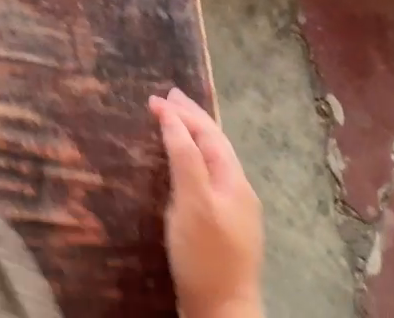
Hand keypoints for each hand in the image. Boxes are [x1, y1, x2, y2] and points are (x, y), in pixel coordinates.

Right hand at [149, 88, 264, 317]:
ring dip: (193, 138)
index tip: (154, 98)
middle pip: (215, 145)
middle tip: (169, 97)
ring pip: (214, 162)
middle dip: (192, 118)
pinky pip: (209, 180)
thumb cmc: (205, 255)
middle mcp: (239, 191)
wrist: (223, 312)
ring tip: (174, 124)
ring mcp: (234, 213)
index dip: (182, 113)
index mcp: (235, 180)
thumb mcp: (192, 201)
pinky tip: (182, 169)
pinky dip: (193, 161)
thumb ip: (184, 157)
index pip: (209, 133)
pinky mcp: (224, 231)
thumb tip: (173, 116)